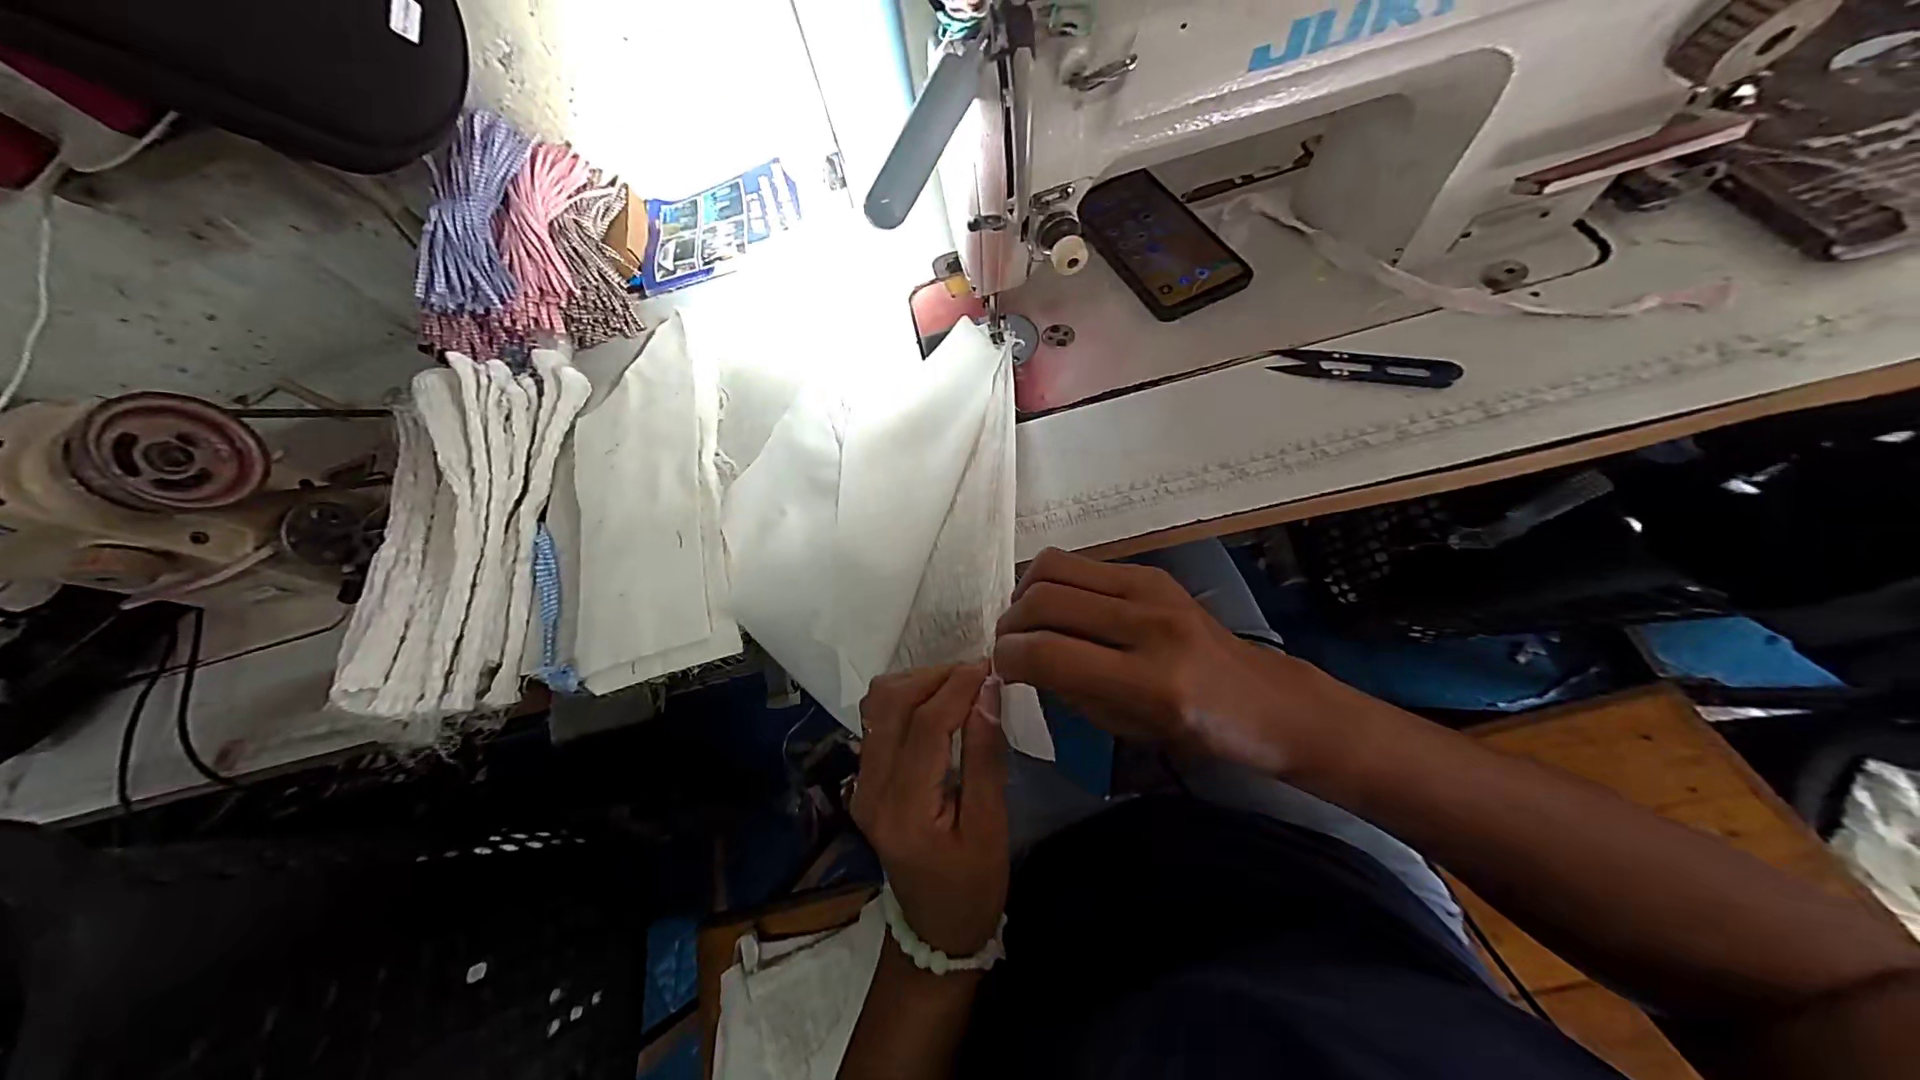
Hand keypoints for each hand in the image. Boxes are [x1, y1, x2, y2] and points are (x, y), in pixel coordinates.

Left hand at [852, 662, 1009, 956]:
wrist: (934, 928)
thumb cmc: (973, 886)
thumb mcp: (991, 827)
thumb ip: (985, 757)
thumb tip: (988, 691)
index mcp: (902, 809)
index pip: (924, 726)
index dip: (957, 687)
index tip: (990, 666)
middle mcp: (869, 789)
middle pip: (890, 704)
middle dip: (935, 677)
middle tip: (977, 675)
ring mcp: (860, 783)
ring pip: (878, 705)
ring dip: (919, 682)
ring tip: (961, 685)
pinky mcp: (864, 779)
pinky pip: (878, 719)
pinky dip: (908, 698)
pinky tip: (939, 702)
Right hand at [993, 547, 1338, 775]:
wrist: (1265, 697)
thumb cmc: (1199, 730)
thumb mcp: (1127, 729)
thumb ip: (1070, 691)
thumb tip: (1021, 660)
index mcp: (1151, 681)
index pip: (1048, 652)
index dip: (1008, 658)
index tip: (1000, 667)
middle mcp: (1150, 624)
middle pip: (1044, 599)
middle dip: (1009, 624)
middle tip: (1007, 645)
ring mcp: (1152, 588)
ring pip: (1054, 567)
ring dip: (1025, 593)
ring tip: (1026, 621)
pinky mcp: (1152, 571)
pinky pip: (1080, 564)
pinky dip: (1053, 582)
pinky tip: (1057, 607)